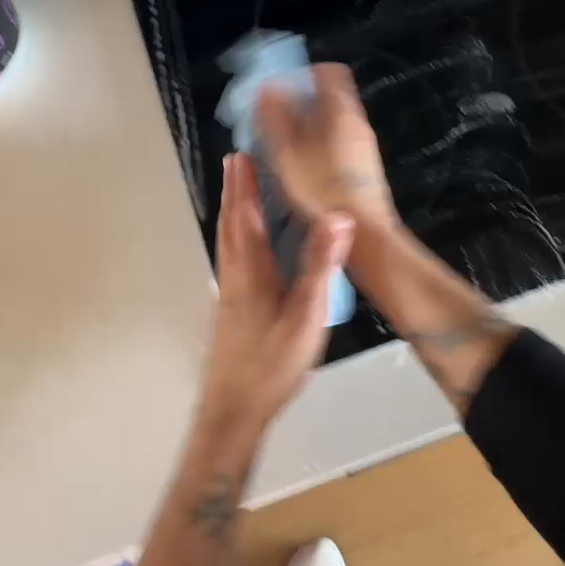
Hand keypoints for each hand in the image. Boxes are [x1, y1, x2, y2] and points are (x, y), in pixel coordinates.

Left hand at [198, 152, 354, 439]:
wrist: (233, 410)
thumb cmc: (271, 363)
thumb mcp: (304, 316)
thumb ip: (320, 267)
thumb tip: (336, 217)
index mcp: (250, 270)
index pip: (244, 217)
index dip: (242, 185)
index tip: (240, 154)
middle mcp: (233, 275)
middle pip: (230, 224)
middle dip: (234, 191)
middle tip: (236, 161)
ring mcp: (229, 294)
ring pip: (228, 242)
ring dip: (232, 212)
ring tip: (238, 191)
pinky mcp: (231, 310)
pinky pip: (232, 258)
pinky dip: (236, 236)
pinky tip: (247, 247)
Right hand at [255, 63, 397, 229]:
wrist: (366, 234)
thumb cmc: (323, 190)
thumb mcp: (288, 153)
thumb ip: (276, 117)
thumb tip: (267, 86)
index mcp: (342, 111)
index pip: (329, 72)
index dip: (304, 74)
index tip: (280, 90)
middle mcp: (357, 123)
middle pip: (328, 98)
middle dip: (298, 105)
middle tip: (271, 122)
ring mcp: (363, 146)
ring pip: (330, 123)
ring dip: (305, 128)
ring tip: (280, 148)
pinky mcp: (363, 168)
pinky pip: (336, 144)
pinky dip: (316, 147)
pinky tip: (299, 170)